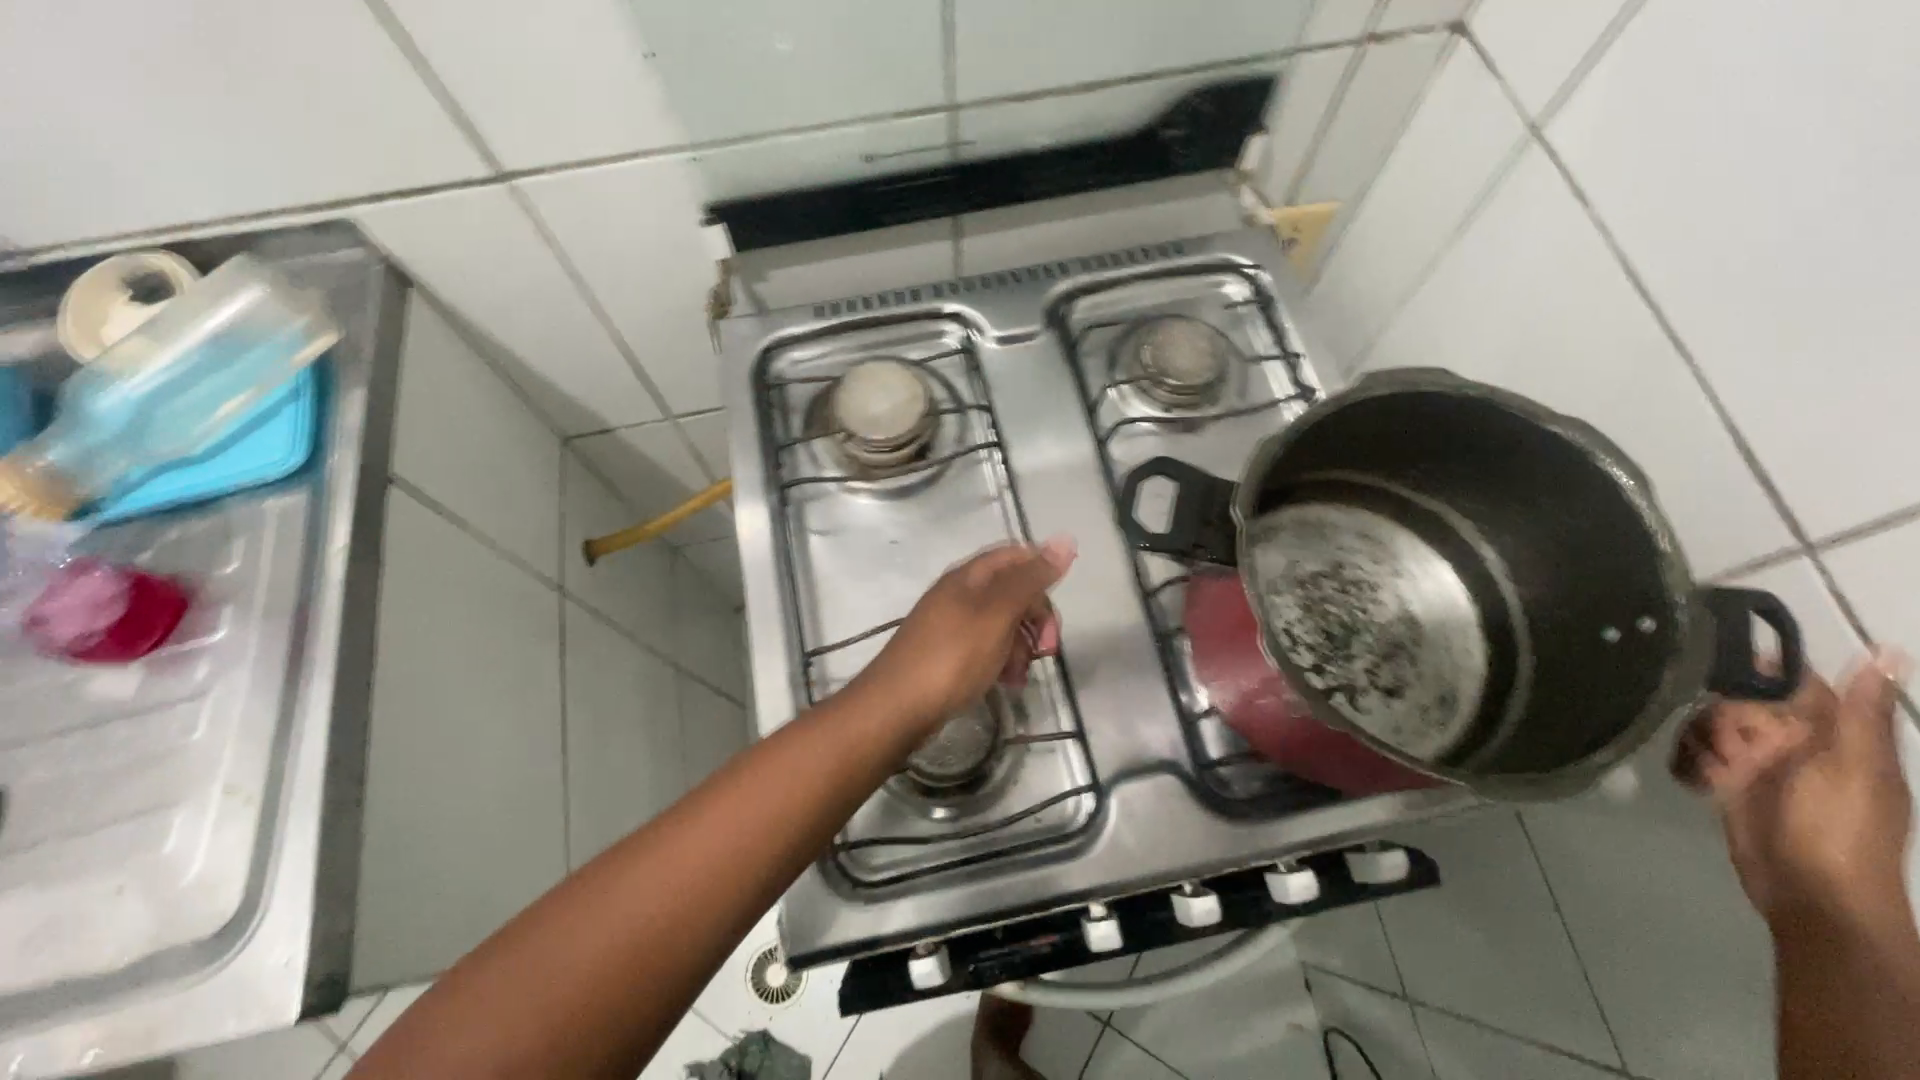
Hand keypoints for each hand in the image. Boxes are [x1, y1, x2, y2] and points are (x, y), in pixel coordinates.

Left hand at [853, 537, 1075, 732]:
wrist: (897, 706)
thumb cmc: (952, 656)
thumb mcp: (998, 614)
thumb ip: (1031, 579)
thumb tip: (1066, 539)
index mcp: (970, 576)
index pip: (1016, 555)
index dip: (1042, 572)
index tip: (1057, 606)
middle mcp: (960, 594)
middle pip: (1013, 591)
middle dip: (1036, 617)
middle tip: (1047, 649)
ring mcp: (952, 625)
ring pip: (1003, 623)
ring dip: (1022, 644)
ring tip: (1023, 674)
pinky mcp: (948, 654)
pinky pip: (987, 647)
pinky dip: (1003, 661)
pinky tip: (1007, 683)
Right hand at [1673, 649, 1914, 929]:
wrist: (1812, 895)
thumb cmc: (1843, 830)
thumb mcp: (1858, 768)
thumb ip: (1863, 711)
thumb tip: (1890, 652)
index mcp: (1833, 736)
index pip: (1795, 684)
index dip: (1765, 668)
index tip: (1726, 655)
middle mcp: (1793, 745)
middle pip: (1743, 701)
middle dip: (1726, 712)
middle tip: (1735, 743)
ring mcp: (1757, 766)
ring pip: (1713, 725)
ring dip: (1705, 738)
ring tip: (1720, 767)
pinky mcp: (1726, 786)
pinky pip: (1696, 755)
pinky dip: (1691, 760)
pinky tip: (1700, 776)